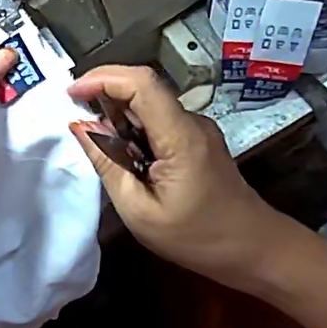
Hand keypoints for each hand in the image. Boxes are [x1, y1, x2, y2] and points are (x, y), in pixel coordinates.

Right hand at [68, 65, 308, 292]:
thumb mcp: (140, 211)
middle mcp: (191, 122)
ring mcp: (197, 129)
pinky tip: (124, 159)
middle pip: (143, 88)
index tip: (71, 93)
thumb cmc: (198, 238)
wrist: (255, 249)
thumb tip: (81, 127)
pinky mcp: (197, 140)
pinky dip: (134, 131)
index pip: (141, 83)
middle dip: (104, 95)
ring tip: (99, 148)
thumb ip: (108, 164)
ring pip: (149, 106)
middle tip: (75, 121)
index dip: (102, 78)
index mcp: (180, 136)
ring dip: (118, 117)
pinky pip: (159, 123)